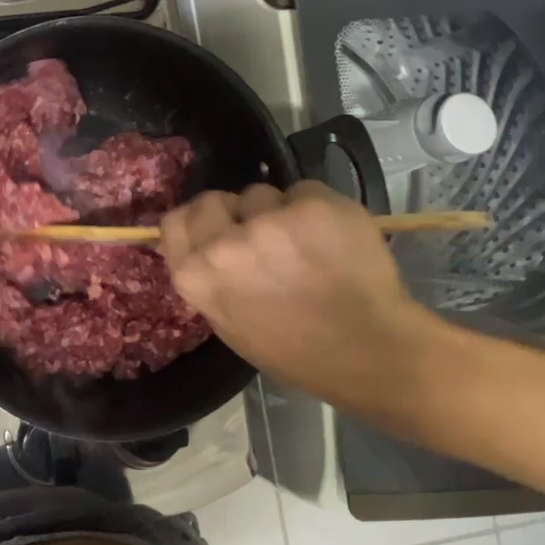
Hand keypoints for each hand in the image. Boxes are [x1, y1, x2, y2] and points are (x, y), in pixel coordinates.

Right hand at [159, 180, 439, 404]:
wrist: (369, 353)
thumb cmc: (295, 351)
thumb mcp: (228, 323)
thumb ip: (208, 277)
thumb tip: (204, 246)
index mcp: (197, 276)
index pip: (175, 220)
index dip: (200, 221)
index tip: (220, 230)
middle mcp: (225, 244)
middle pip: (213, 199)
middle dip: (236, 211)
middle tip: (264, 235)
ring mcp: (270, 221)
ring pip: (263, 194)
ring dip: (280, 212)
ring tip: (309, 246)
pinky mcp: (313, 205)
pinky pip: (306, 191)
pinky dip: (319, 210)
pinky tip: (335, 240)